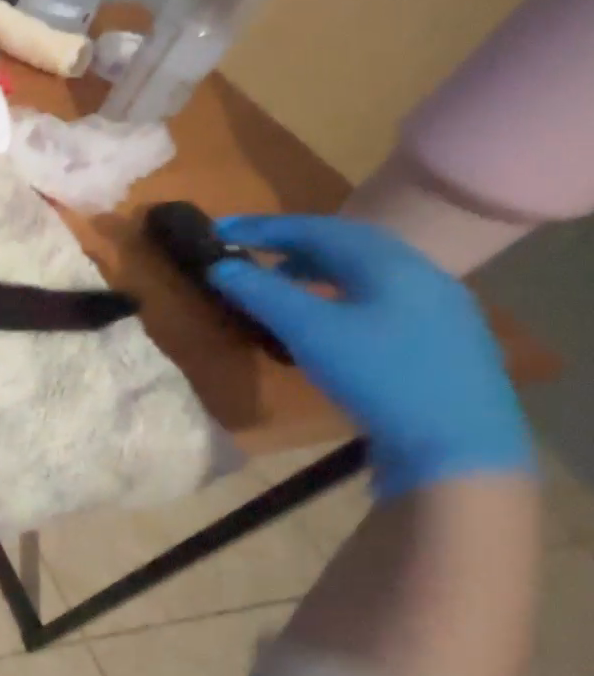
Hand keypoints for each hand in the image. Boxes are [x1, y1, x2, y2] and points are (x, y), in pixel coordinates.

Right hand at [206, 215, 533, 498]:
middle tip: (245, 249)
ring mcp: (438, 308)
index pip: (317, 229)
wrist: (457, 449)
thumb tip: (219, 266)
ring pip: (364, 271)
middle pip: (346, 243)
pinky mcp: (440, 339)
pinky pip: (378, 296)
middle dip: (290, 242)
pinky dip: (337, 292)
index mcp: (391, 264)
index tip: (217, 228)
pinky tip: (321, 316)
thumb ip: (260, 292)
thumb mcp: (307, 331)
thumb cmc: (378, 377)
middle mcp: (421, 274)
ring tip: (276, 282)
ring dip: (313, 268)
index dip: (262, 226)